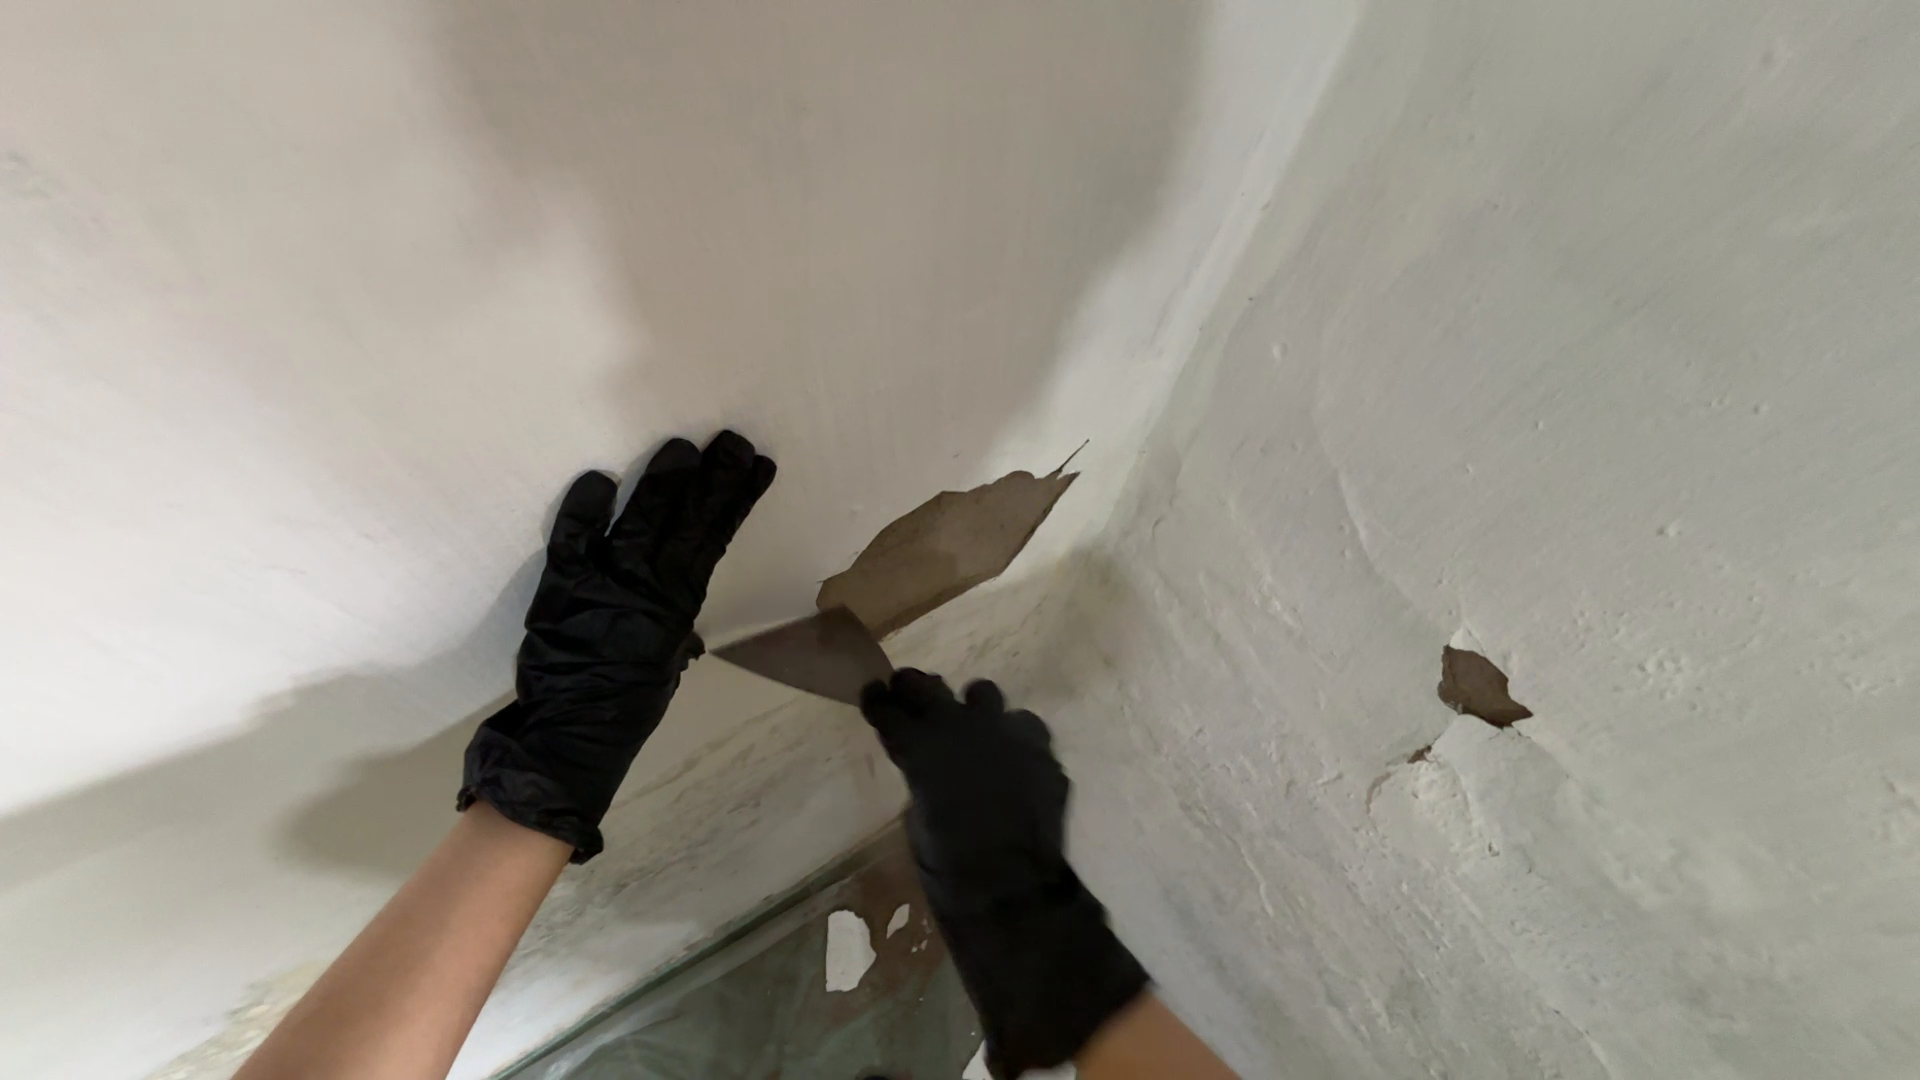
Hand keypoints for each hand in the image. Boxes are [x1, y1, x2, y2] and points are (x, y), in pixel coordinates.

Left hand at [459, 431, 775, 861]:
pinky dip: (584, 514)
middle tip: (732, 441)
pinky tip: (598, 480)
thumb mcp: (668, 651)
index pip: (716, 538)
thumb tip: (678, 580)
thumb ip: (672, 609)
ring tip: (683, 449)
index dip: (738, 500)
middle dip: (714, 480)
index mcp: (680, 600)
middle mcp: (652, 586)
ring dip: (663, 485)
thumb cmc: (627, 698)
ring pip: (642, 524)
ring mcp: (609, 585)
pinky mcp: (564, 589)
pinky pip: (573, 544)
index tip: (758, 465)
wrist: (574, 735)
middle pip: (688, 522)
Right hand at [861, 670, 1148, 1078]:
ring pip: (983, 693)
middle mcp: (960, 727)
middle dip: (913, 688)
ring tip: (972, 724)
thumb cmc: (948, 869)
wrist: (1013, 889)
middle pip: (927, 686)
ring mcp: (1005, 732)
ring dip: (973, 707)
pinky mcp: (1040, 748)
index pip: (887, 709)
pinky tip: (1013, 758)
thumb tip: (930, 770)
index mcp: (919, 747)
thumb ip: (921, 782)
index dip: (876, 701)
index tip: (872, 694)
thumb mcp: (916, 822)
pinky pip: (1025, 728)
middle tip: (907, 692)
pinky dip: (1014, 738)